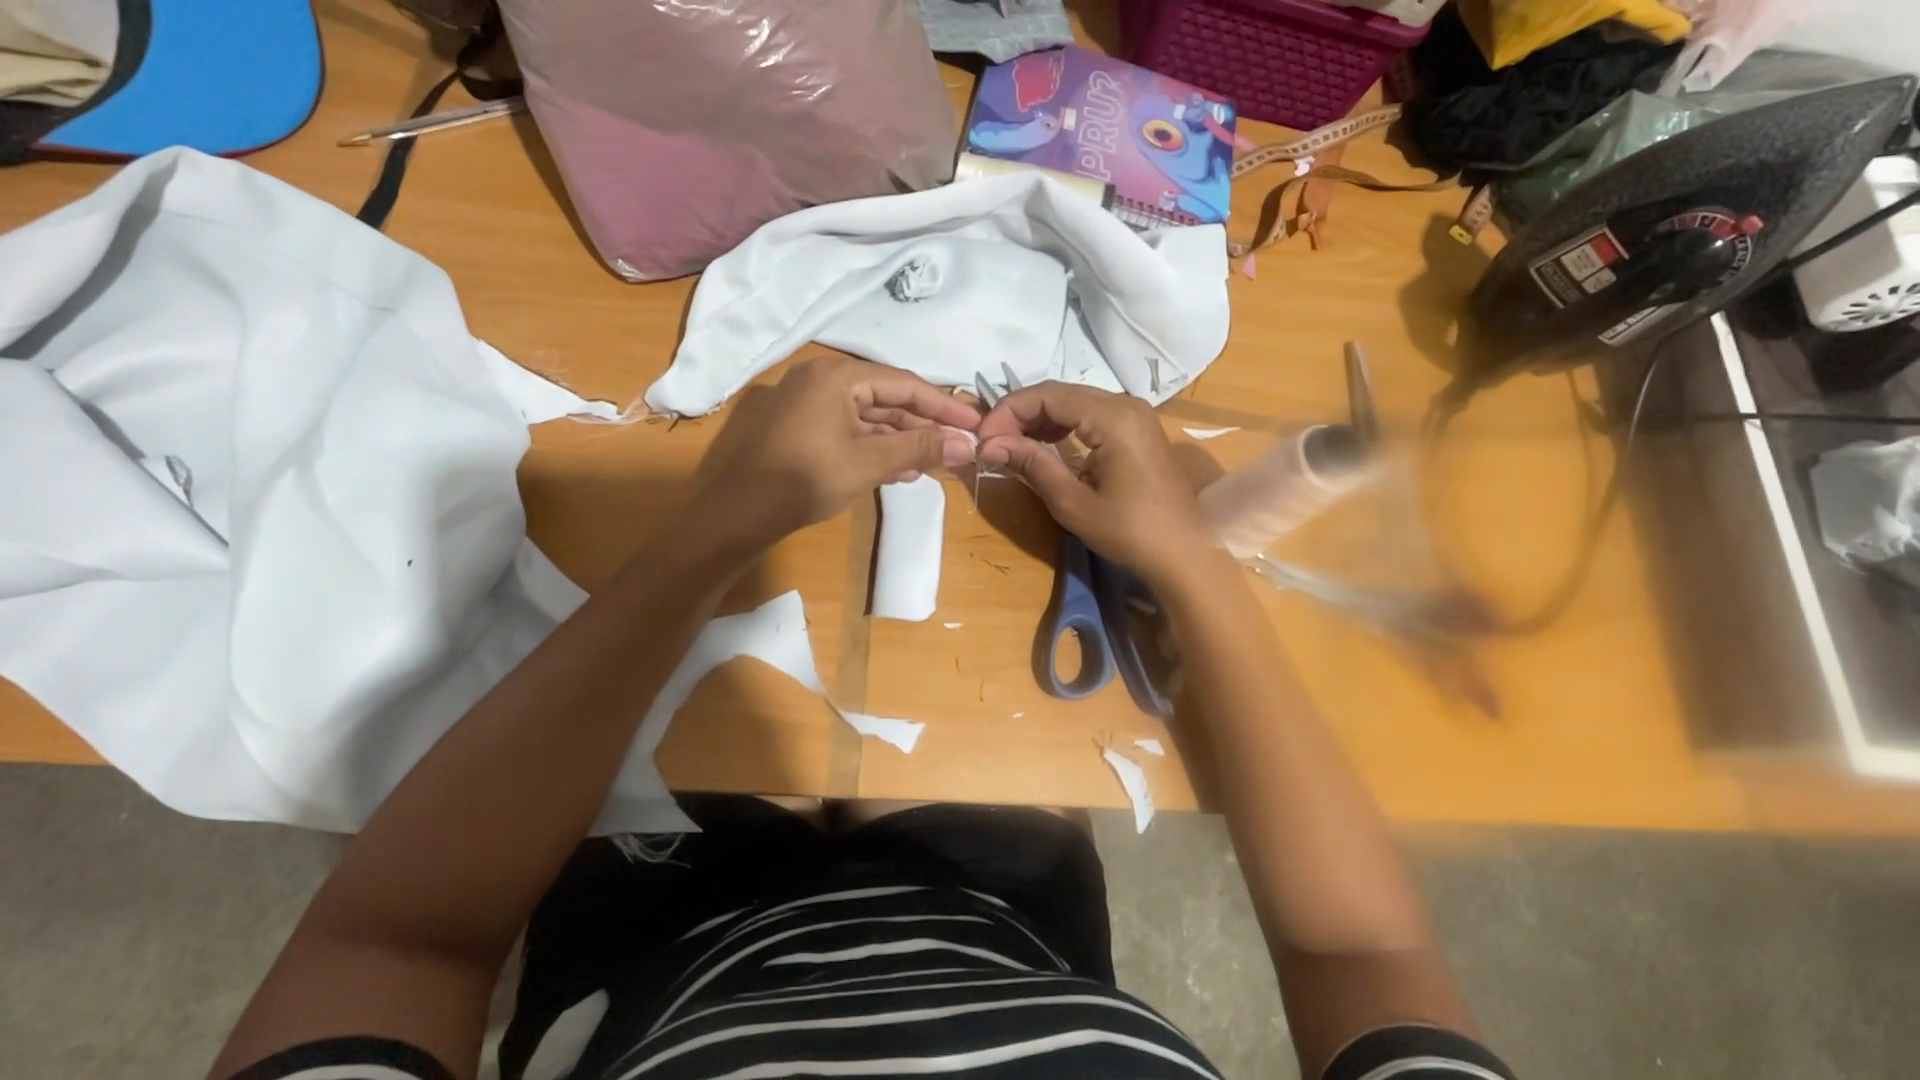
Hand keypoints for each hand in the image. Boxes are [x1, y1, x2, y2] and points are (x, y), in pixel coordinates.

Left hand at [687, 355, 980, 547]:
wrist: (738, 514)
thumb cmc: (805, 479)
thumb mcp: (869, 462)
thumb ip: (919, 448)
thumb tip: (967, 446)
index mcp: (836, 375)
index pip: (904, 383)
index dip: (943, 406)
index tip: (975, 424)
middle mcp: (820, 379)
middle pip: (886, 398)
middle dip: (924, 424)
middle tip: (960, 445)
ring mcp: (807, 404)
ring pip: (868, 417)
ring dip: (902, 439)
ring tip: (937, 462)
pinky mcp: (800, 429)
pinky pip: (849, 430)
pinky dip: (876, 447)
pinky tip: (901, 471)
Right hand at [977, 382, 1212, 585]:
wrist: (1184, 553)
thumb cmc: (1129, 531)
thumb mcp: (1072, 502)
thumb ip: (1032, 464)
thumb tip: (991, 445)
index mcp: (1113, 416)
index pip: (1047, 394)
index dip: (1008, 412)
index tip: (983, 439)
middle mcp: (1126, 404)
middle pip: (1061, 393)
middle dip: (1021, 414)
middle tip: (992, 443)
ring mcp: (1136, 415)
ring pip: (1075, 402)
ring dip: (1040, 419)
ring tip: (1012, 446)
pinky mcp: (1138, 430)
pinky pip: (1092, 415)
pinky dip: (1063, 426)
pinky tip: (1043, 446)